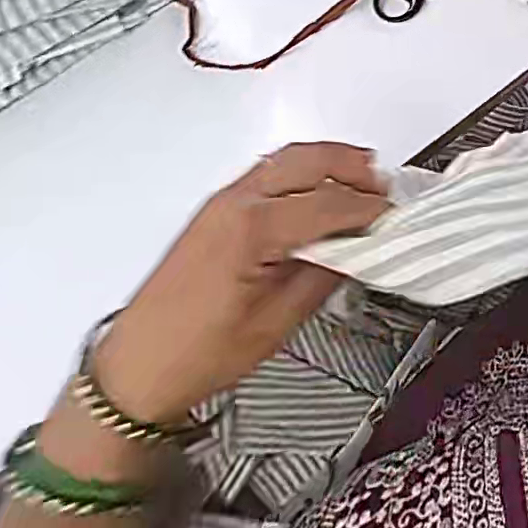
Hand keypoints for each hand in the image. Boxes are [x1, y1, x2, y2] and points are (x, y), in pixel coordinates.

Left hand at [91, 143, 389, 425]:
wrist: (134, 372)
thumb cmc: (198, 355)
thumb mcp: (277, 323)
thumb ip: (325, 275)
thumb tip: (359, 247)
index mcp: (252, 231)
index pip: (329, 203)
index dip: (368, 209)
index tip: (392, 218)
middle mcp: (237, 203)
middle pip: (311, 160)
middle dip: (355, 169)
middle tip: (382, 190)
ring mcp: (224, 200)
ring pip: (290, 156)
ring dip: (331, 160)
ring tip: (361, 180)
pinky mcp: (220, 206)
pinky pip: (272, 168)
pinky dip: (305, 167)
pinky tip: (322, 186)